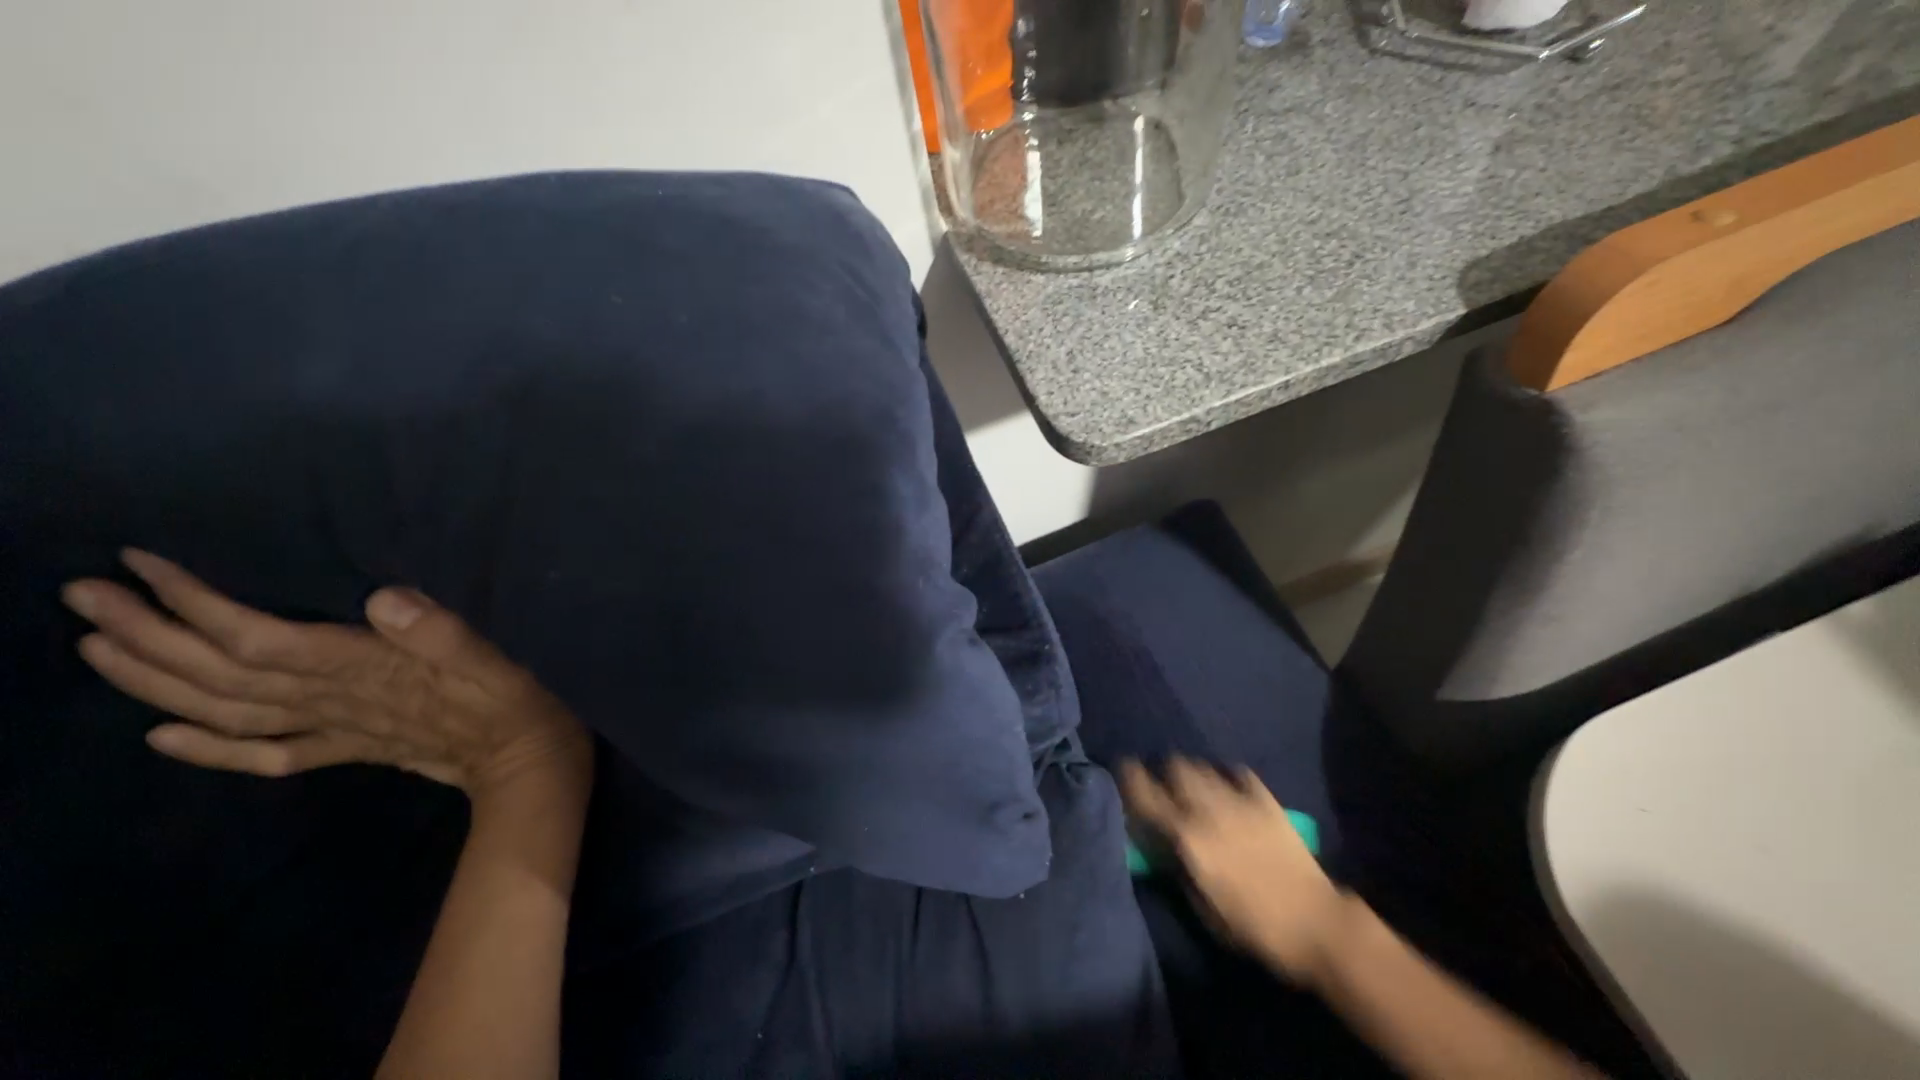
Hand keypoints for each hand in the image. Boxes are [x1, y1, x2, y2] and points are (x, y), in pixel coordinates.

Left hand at [63, 549, 590, 800]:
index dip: (194, 607)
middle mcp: (333, 704)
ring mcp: (335, 732)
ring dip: (155, 685)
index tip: (143, 567)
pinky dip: (207, 748)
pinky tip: (162, 737)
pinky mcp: (347, 749)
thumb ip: (440, 633)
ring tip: (98, 649)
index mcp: (364, 673)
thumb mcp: (493, 659)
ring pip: (227, 713)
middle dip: (148, 637)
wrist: (530, 766)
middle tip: (84, 596)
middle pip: (221, 676)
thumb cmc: (516, 703)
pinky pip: (265, 755)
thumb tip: (384, 598)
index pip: (259, 640)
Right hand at [1120, 757, 1349, 985]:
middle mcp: (1210, 810)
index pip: (1147, 795)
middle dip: (1163, 774)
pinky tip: (1226, 790)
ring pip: (1203, 767)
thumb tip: (1161, 845)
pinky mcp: (1268, 802)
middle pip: (1176, 768)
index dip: (1130, 779)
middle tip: (1161, 788)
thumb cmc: (1253, 927)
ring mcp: (1241, 802)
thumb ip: (1178, 868)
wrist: (1315, 924)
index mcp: (1188, 838)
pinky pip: (1238, 774)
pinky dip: (1225, 777)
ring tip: (1192, 788)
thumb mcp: (1203, 907)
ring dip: (1192, 774)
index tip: (1122, 772)